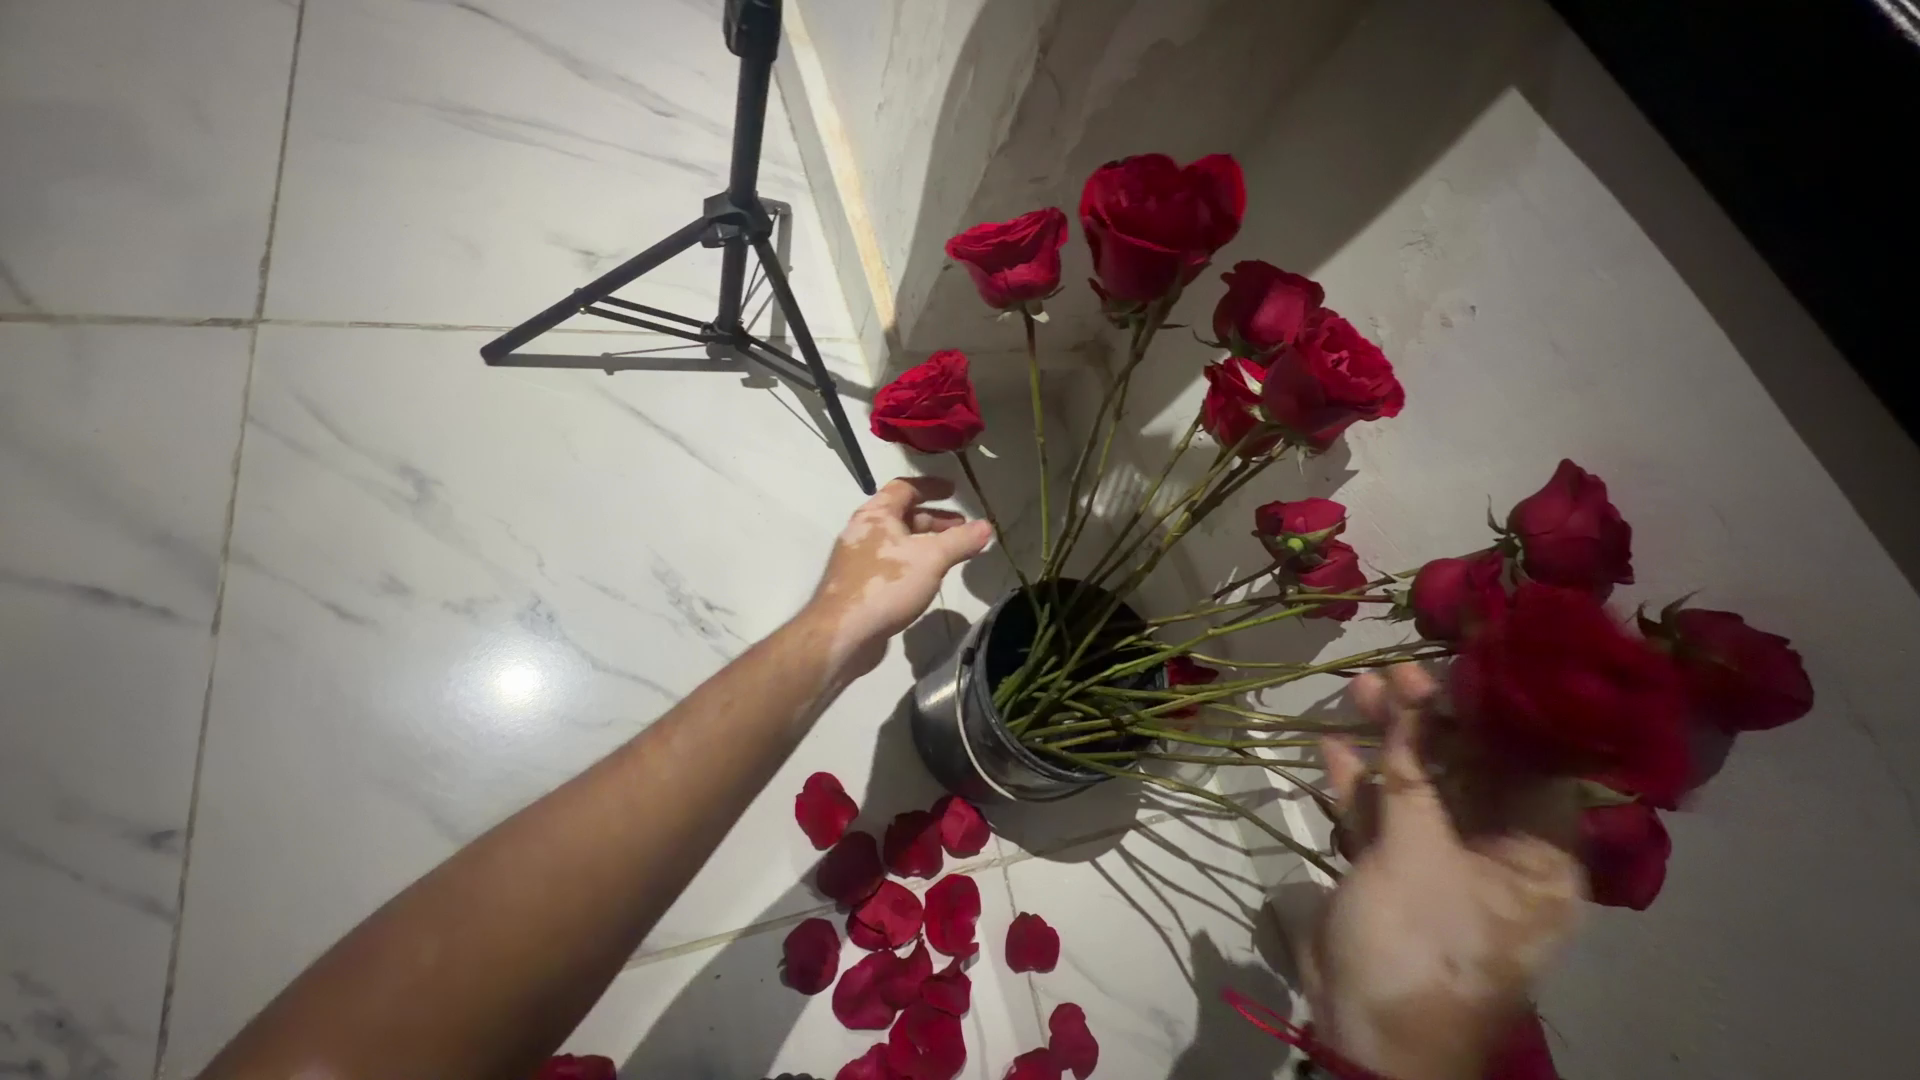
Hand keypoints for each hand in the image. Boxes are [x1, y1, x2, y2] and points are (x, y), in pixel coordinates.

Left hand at [803, 476, 991, 674]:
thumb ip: (960, 541)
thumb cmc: (887, 585)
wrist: (843, 634)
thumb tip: (986, 526)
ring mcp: (859, 560)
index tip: (954, 490)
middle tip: (962, 529)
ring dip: (926, 543)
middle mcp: (864, 532)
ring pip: (898, 543)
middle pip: (902, 516)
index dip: (931, 487)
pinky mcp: (860, 586)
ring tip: (953, 555)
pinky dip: (914, 563)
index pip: (904, 487)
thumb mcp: (931, 558)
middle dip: (935, 520)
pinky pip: (892, 565)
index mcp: (876, 515)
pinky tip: (929, 579)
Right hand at [1304, 664, 1582, 1079]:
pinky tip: (1333, 745)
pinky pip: (1380, 813)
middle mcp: (1496, 855)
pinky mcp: (1392, 867)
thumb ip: (1411, 774)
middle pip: (1468, 770)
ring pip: (1418, 786)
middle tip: (1394, 670)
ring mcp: (1439, 860)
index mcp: (1536, 860)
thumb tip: (1413, 694)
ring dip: (1387, 741)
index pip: (1531, 770)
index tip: (1461, 664)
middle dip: (1429, 720)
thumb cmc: (1419, 943)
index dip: (1496, 716)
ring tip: (1358, 687)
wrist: (1362, 1025)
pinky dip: (1357, 781)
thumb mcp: (1417, 856)